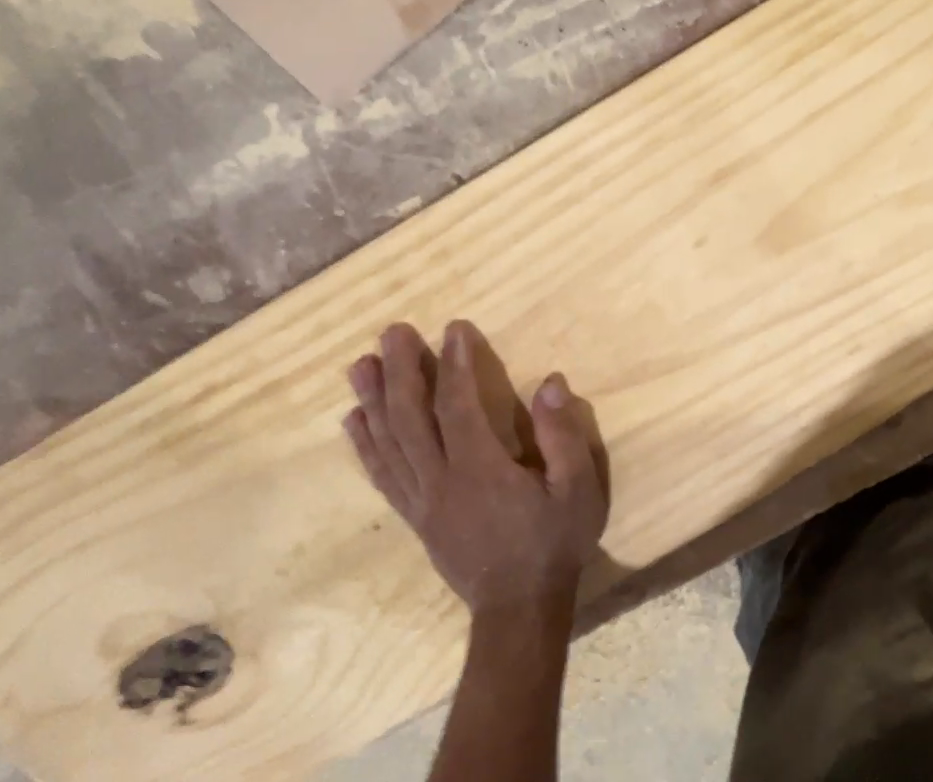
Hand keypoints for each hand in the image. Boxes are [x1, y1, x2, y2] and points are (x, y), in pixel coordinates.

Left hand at [344, 321, 609, 614]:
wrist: (519, 604)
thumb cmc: (555, 541)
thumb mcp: (577, 488)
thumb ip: (562, 435)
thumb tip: (550, 382)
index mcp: (481, 469)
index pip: (458, 406)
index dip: (454, 364)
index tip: (455, 328)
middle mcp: (440, 479)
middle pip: (410, 418)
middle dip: (400, 371)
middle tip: (392, 332)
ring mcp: (421, 500)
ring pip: (387, 443)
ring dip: (372, 400)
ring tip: (359, 364)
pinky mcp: (415, 516)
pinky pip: (382, 474)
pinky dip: (364, 444)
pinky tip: (355, 420)